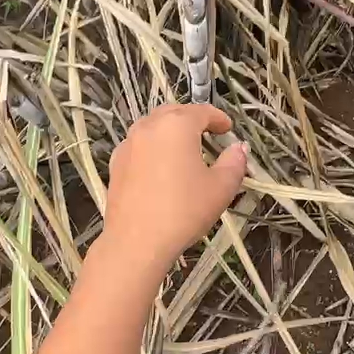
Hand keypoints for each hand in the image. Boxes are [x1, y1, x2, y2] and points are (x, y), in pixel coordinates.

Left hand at [100, 103, 247, 267]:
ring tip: (183, 149)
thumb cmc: (184, 211)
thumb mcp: (220, 189)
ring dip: (170, 131)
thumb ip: (234, 163)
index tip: (228, 129)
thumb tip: (238, 149)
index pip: (202, 111)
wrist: (137, 241)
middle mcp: (149, 127)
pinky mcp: (115, 165)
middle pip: (173, 113)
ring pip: (152, 127)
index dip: (218, 118)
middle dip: (192, 119)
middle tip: (207, 133)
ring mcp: (128, 145)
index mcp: (176, 126)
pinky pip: (138, 146)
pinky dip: (153, 148)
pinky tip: (160, 167)